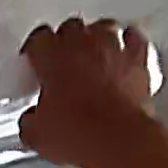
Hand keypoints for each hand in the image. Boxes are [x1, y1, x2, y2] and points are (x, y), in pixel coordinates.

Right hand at [18, 18, 156, 167]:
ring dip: (94, 38)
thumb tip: (31, 120)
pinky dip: (126, 44)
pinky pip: (133, 40)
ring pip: (102, 28)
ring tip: (90, 55)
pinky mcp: (138, 60)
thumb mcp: (36, 135)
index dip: (34, 50)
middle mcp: (84, 44)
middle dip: (63, 42)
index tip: (33, 59)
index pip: (38, 39)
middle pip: (70, 28)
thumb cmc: (76, 132)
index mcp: (53, 57)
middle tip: (59, 62)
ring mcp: (114, 48)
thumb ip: (29, 120)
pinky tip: (122, 53)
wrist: (116, 139)